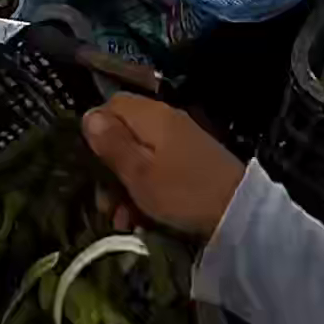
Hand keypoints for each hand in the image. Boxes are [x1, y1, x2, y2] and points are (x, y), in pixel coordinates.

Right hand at [82, 93, 244, 236]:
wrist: (234, 209)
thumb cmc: (180, 189)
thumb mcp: (138, 172)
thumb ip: (112, 143)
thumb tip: (88, 115)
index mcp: (150, 114)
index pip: (112, 104)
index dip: (96, 130)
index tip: (90, 164)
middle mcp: (164, 117)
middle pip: (124, 131)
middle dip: (109, 167)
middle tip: (105, 203)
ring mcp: (178, 137)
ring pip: (139, 153)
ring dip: (125, 184)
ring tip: (122, 219)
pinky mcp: (188, 157)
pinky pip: (157, 165)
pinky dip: (145, 187)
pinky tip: (140, 218)